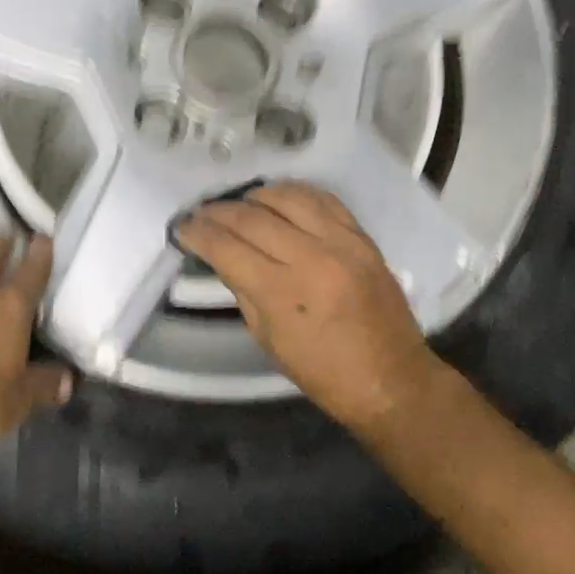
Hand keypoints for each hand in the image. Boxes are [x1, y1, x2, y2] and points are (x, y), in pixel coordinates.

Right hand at [177, 183, 444, 429]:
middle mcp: (311, 257)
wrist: (391, 380)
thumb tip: (224, 258)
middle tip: (200, 212)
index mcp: (282, 292)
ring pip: (288, 198)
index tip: (182, 228)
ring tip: (239, 203)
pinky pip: (325, 200)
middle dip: (218, 212)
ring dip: (256, 196)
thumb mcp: (268, 339)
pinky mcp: (363, 238)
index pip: (227, 248)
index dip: (198, 234)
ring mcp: (341, 243)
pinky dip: (296, 193)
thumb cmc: (322, 373)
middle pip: (252, 218)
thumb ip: (244, 292)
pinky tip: (279, 198)